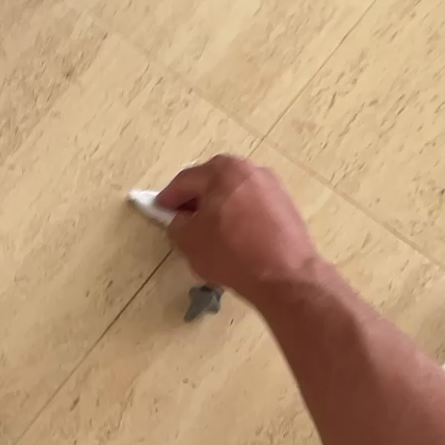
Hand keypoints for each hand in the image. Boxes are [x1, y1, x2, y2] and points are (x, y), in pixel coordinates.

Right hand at [156, 155, 322, 297]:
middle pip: (212, 183)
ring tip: (209, 234)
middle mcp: (250, 169)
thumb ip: (177, 224)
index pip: (185, 181)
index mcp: (223, 171)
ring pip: (232, 195)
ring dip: (217, 210)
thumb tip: (181, 219)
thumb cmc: (230, 252)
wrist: (284, 274)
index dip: (168, 198)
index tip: (159, 211)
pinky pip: (251, 207)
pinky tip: (233, 240)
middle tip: (182, 222)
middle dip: (194, 201)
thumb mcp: (188, 241)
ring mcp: (272, 186)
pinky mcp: (285, 205)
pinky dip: (237, 217)